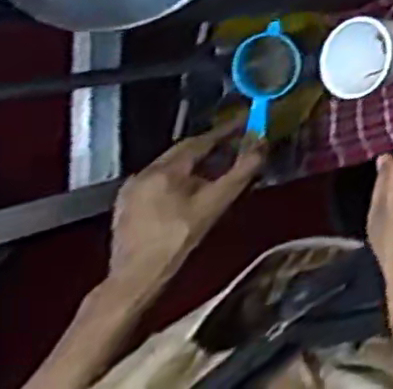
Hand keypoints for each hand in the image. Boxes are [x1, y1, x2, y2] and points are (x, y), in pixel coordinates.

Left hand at [110, 118, 264, 287]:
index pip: (201, 140)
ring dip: (199, 157)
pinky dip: (184, 171)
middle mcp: (143, 174)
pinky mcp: (129, 202)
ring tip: (224, 158)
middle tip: (240, 138)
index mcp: (164, 171)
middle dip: (213, 142)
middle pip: (184, 150)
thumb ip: (245, 166)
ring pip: (172, 163)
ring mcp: (131, 189)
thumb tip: (264, 141)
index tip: (249, 120)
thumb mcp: (220, 198)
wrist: (139, 272)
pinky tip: (198, 180)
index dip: (228, 129)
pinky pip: (161, 176)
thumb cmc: (182, 232)